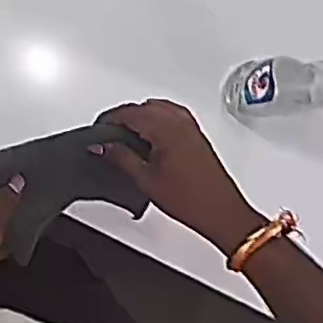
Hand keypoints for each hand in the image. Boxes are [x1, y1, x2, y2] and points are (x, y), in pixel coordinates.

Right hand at [94, 100, 264, 254]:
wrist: (223, 215)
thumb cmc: (192, 201)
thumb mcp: (146, 180)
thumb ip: (120, 157)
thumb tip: (102, 146)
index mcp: (165, 130)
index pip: (129, 112)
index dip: (110, 118)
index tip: (99, 127)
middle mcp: (180, 124)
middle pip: (143, 107)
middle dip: (123, 115)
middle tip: (109, 131)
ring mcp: (191, 128)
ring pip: (158, 107)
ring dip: (141, 113)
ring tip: (127, 130)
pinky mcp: (198, 136)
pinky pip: (173, 113)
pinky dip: (158, 115)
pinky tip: (152, 130)